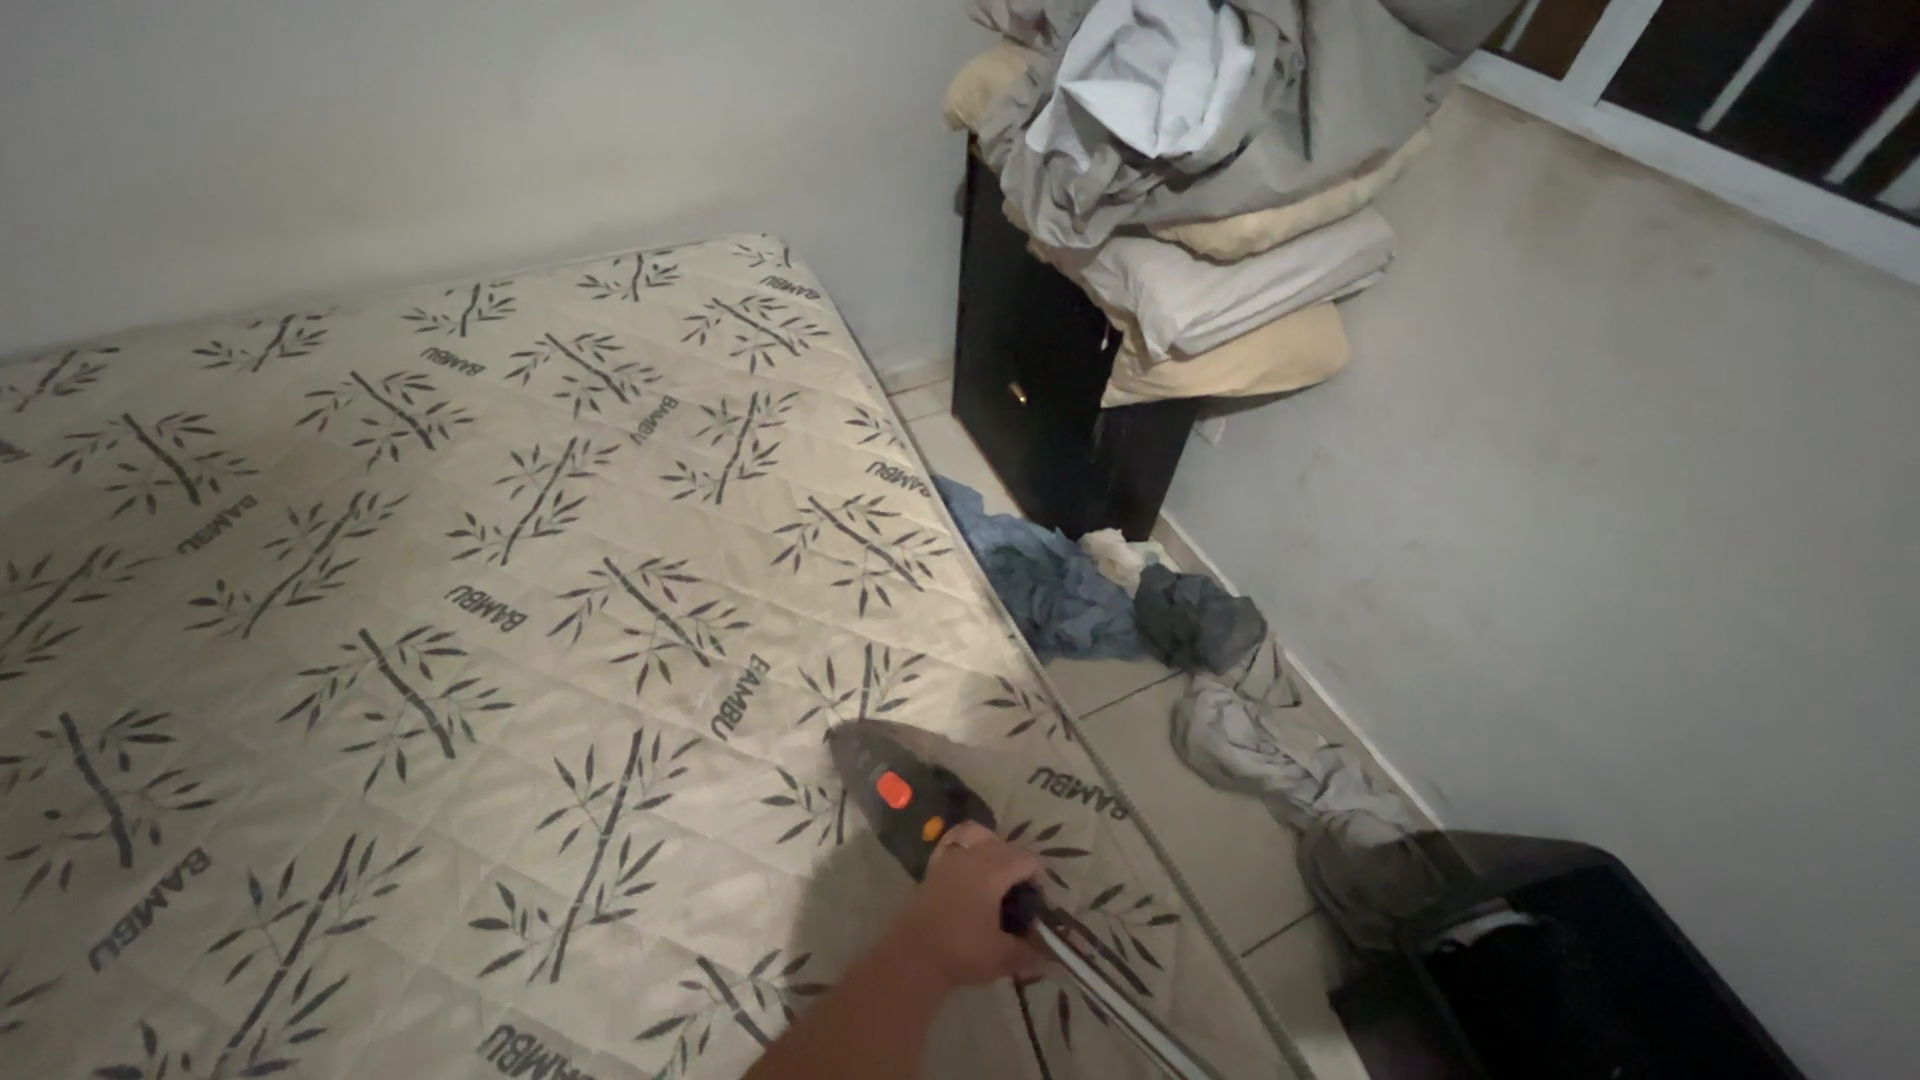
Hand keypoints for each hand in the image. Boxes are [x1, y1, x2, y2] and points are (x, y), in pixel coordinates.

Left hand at [881, 822, 1048, 990]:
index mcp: (993, 873)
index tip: (1036, 901)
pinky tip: (970, 863)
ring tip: (998, 874)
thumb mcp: (1003, 957)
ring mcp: (951, 858)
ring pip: (981, 837)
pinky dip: (968, 843)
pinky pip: (955, 840)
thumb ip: (1031, 951)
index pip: (1026, 859)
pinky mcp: (935, 865)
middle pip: (1006, 846)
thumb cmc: (961, 953)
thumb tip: (1050, 951)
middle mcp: (973, 856)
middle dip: (1019, 863)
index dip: (1037, 876)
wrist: (914, 956)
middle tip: (1021, 894)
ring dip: (995, 848)